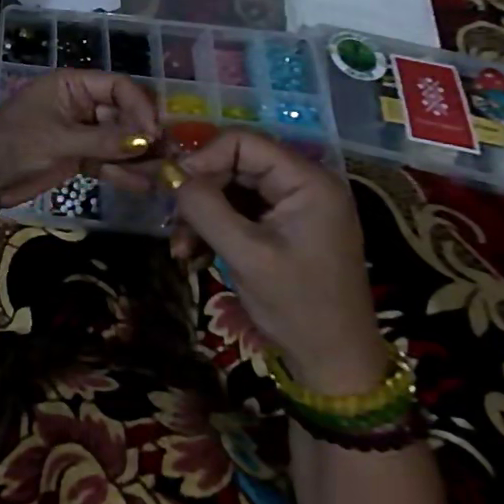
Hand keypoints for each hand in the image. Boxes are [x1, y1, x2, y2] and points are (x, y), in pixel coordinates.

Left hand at [0, 70, 160, 205]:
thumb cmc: (13, 144)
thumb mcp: (59, 140)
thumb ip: (103, 141)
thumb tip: (146, 141)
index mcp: (70, 85)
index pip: (118, 86)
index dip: (140, 107)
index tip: (153, 133)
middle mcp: (78, 104)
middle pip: (122, 114)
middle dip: (143, 135)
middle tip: (168, 156)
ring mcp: (77, 131)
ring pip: (116, 140)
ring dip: (136, 157)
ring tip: (163, 175)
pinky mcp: (74, 157)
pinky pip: (104, 160)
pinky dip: (120, 172)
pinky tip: (143, 185)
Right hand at [169, 130, 386, 394]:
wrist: (332, 360)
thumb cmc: (297, 304)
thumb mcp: (246, 254)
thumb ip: (207, 209)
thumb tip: (171, 176)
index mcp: (307, 182)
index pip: (242, 143)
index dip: (202, 158)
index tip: (172, 189)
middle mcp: (301, 185)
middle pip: (232, 166)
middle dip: (198, 194)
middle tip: (174, 228)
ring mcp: (291, 208)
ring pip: (228, 191)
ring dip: (199, 217)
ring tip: (182, 251)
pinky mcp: (280, 229)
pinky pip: (236, 214)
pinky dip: (212, 231)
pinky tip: (196, 257)